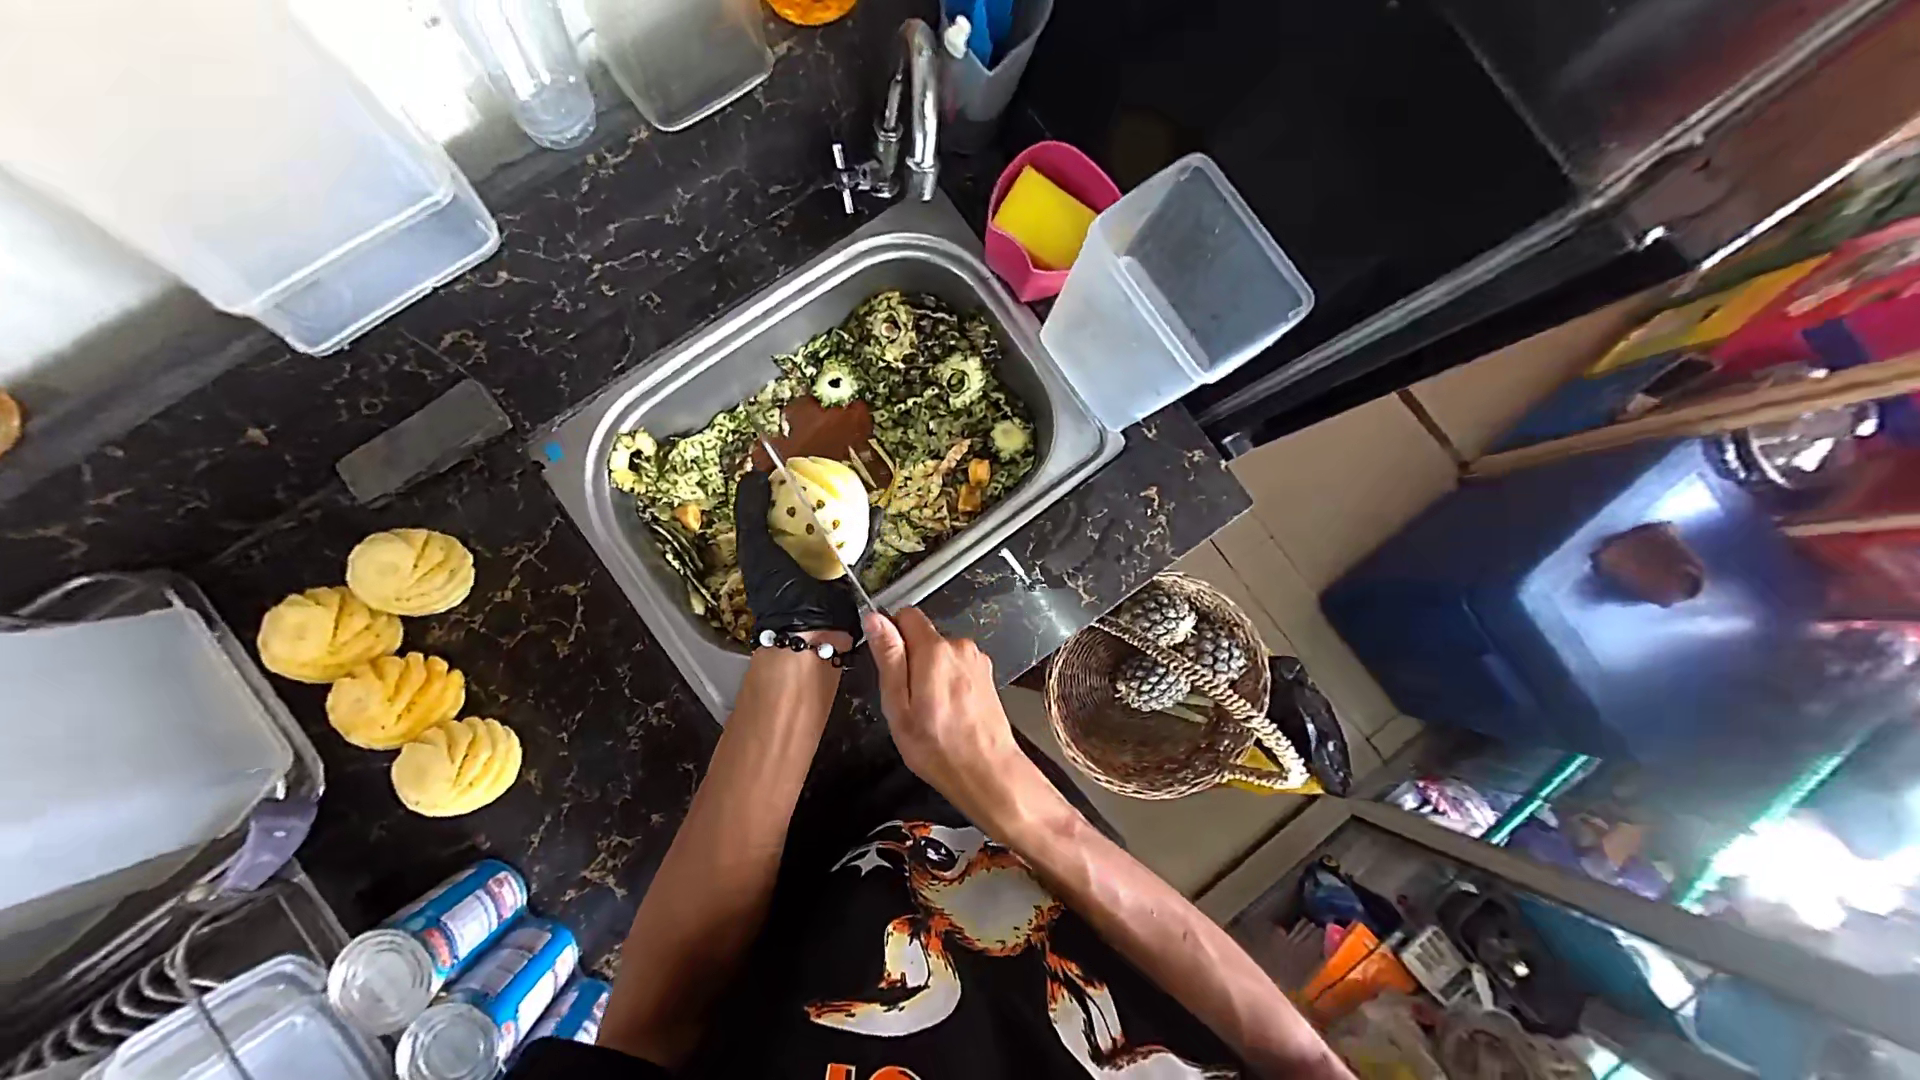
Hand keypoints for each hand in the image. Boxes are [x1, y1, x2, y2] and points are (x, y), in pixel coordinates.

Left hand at [734, 472, 858, 638]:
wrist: (808, 630)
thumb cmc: (775, 592)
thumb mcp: (754, 547)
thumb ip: (750, 513)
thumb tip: (752, 475)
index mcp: (773, 548)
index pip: (777, 512)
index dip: (783, 490)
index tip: (792, 469)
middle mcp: (799, 554)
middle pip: (809, 519)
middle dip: (817, 498)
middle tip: (826, 475)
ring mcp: (825, 563)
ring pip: (836, 530)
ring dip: (845, 512)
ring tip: (852, 489)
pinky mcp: (849, 572)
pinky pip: (861, 547)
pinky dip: (868, 531)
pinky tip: (874, 513)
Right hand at [864, 608, 1035, 823]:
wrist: (987, 771)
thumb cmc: (940, 747)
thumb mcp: (898, 705)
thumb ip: (888, 657)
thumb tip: (875, 620)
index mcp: (935, 650)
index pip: (906, 614)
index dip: (891, 634)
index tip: (888, 662)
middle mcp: (959, 648)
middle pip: (923, 636)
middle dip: (910, 659)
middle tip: (907, 698)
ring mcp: (976, 661)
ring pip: (939, 654)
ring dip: (930, 673)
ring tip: (928, 709)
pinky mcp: (985, 674)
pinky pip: (956, 667)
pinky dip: (948, 682)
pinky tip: (947, 711)